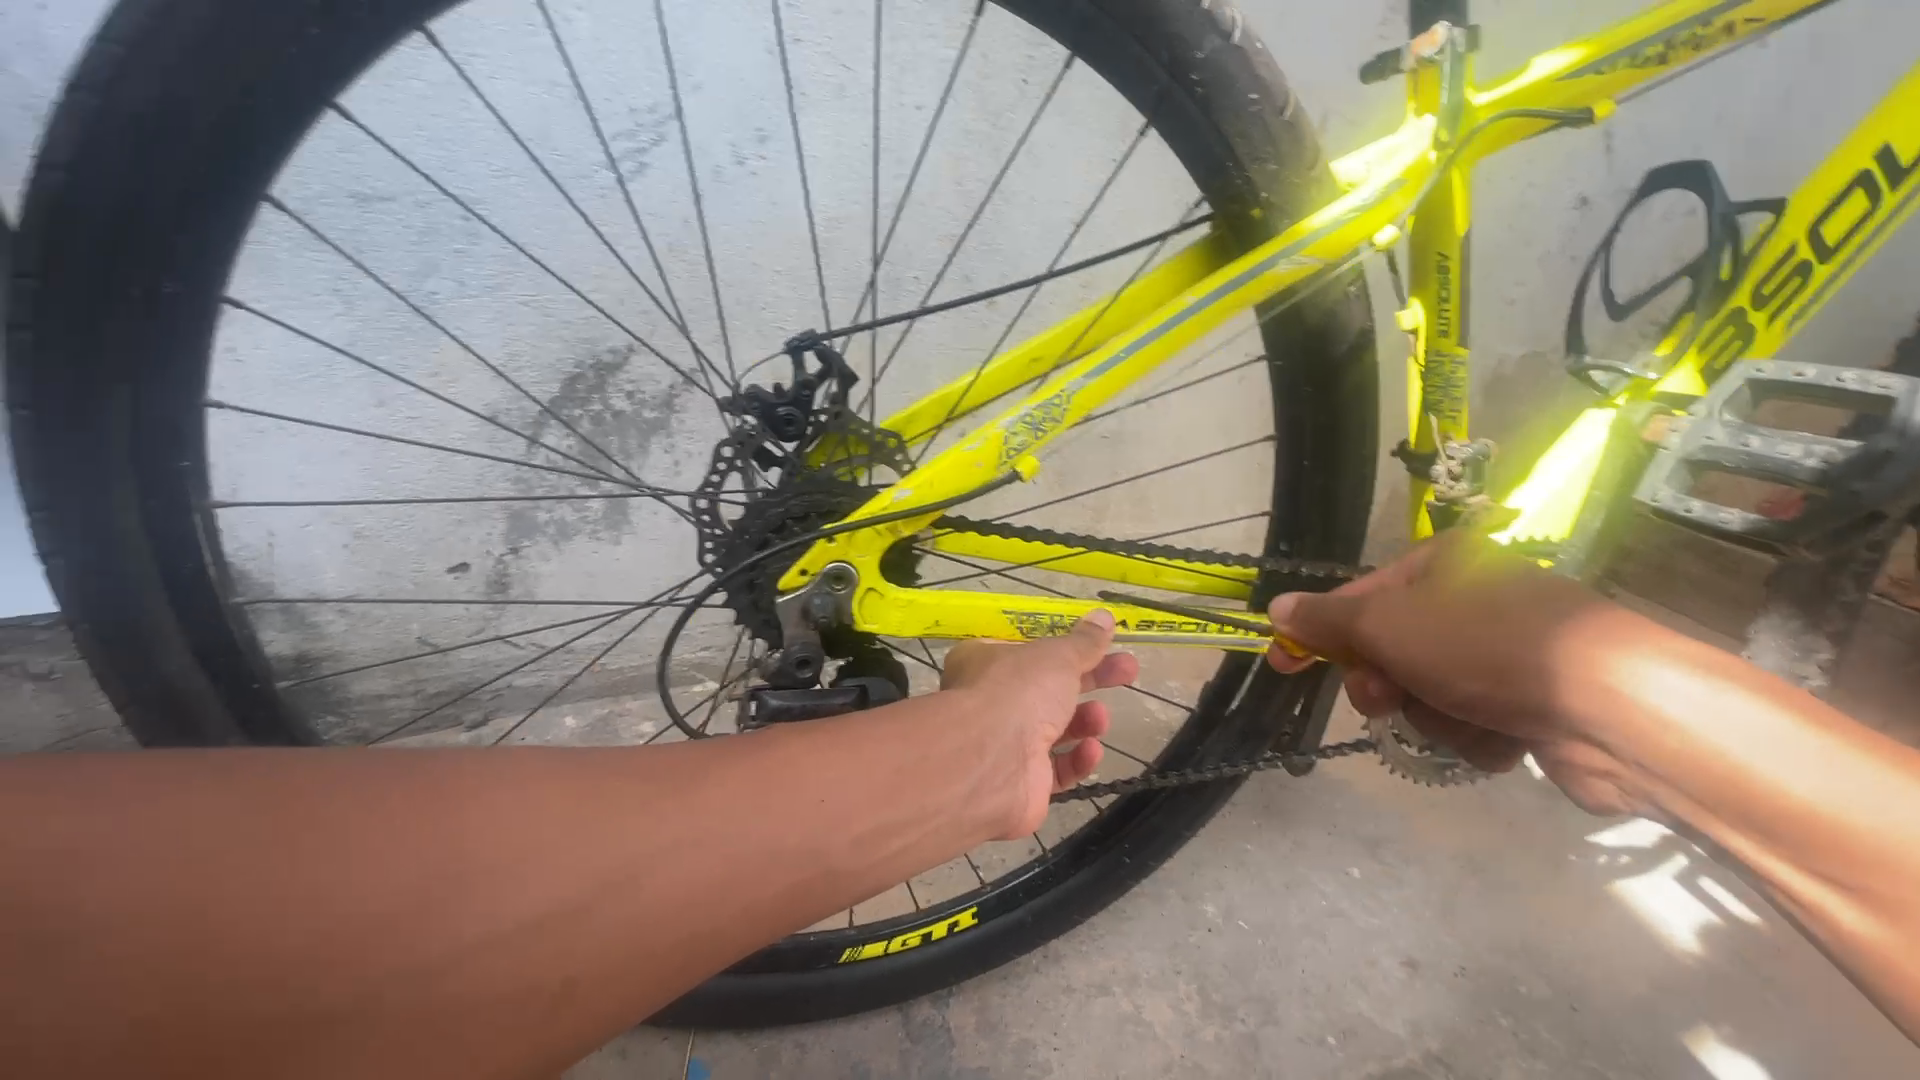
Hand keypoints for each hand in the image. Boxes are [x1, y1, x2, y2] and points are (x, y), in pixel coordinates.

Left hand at [941, 610, 1138, 837]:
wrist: (992, 762)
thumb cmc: (1018, 691)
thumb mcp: (1057, 656)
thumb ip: (1084, 642)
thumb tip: (1104, 617)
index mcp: (986, 662)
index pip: (1028, 651)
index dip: (1066, 648)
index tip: (1102, 644)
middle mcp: (992, 702)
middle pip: (1049, 688)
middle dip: (1090, 680)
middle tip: (1129, 670)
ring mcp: (1006, 745)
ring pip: (1054, 730)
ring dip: (1084, 721)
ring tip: (1099, 717)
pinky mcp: (1022, 783)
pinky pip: (1058, 769)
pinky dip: (1077, 760)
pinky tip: (1090, 750)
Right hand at [1263, 533, 1668, 815]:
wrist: (1617, 710)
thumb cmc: (1487, 648)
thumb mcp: (1388, 626)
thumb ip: (1327, 620)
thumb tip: (1277, 608)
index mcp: (1443, 567)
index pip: (1357, 599)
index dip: (1317, 634)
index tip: (1283, 662)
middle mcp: (1474, 602)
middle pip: (1390, 651)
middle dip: (1388, 684)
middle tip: (1389, 697)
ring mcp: (1508, 654)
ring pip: (1429, 696)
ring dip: (1438, 716)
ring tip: (1473, 717)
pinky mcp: (1535, 703)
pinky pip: (1473, 725)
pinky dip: (1480, 737)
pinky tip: (1509, 735)